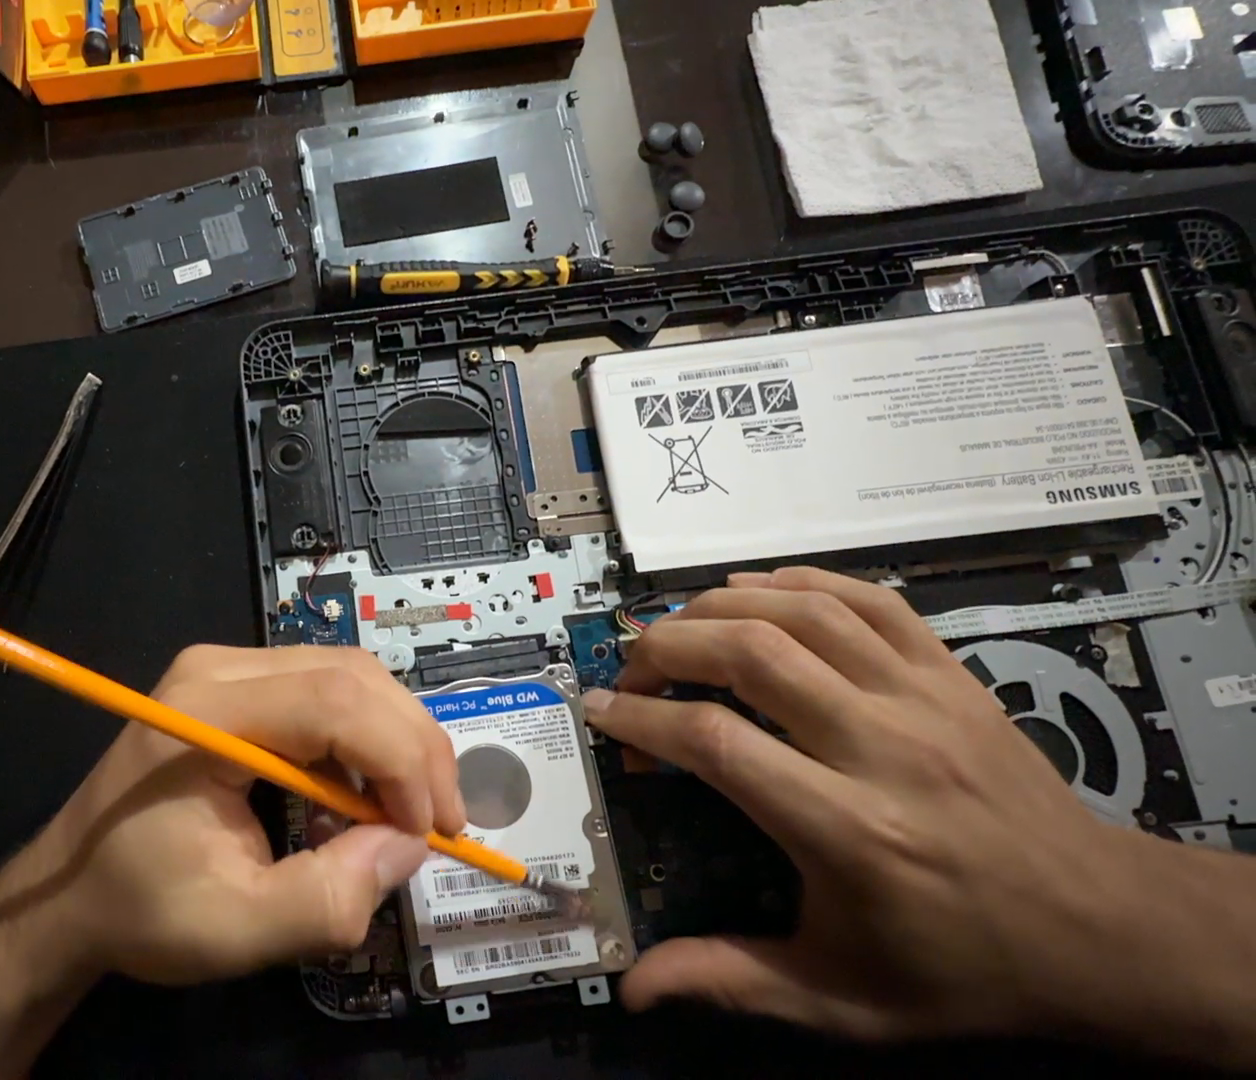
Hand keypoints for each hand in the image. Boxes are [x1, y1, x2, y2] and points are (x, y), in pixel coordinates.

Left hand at [39, 644, 465, 984]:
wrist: (68, 888)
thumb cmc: (140, 907)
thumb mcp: (235, 928)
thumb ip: (328, 898)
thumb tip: (407, 847)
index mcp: (208, 712)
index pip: (334, 700)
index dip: (400, 758)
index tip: (429, 831)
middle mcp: (219, 667)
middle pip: (351, 676)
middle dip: (412, 746)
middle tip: (440, 821)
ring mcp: (226, 668)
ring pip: (347, 677)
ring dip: (393, 741)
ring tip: (402, 814)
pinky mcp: (236, 685)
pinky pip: (326, 691)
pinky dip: (362, 740)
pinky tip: (355, 796)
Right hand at [584, 567, 1145, 1039]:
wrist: (1110, 933)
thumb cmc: (962, 966)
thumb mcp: (841, 998)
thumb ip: (729, 980)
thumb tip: (632, 990)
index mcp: (849, 829)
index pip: (716, 743)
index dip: (640, 719)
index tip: (600, 712)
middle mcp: (883, 748)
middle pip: (750, 654)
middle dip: (667, 648)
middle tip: (633, 669)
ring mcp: (924, 700)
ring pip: (801, 613)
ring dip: (720, 606)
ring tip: (678, 629)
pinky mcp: (951, 676)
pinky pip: (867, 600)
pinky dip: (798, 582)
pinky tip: (754, 592)